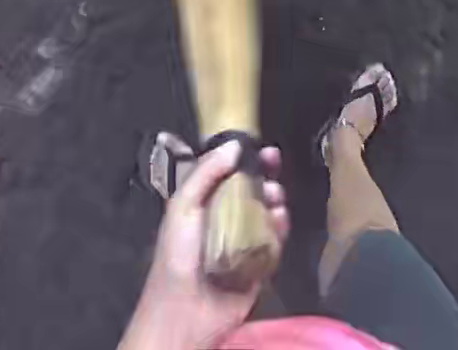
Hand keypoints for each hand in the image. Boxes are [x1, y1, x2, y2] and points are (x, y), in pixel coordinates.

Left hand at [119, 141, 289, 349]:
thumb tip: (235, 144)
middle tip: (273, 164)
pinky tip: (279, 219)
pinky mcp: (259, 264)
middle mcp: (226, 216)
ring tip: (275, 195)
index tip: (260, 146)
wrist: (183, 313)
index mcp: (206, 200)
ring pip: (266, 210)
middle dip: (265, 173)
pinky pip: (275, 240)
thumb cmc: (178, 253)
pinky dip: (280, 227)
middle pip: (252, 187)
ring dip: (274, 198)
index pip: (229, 171)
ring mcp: (244, 240)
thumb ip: (206, 172)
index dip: (245, 157)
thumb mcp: (183, 205)